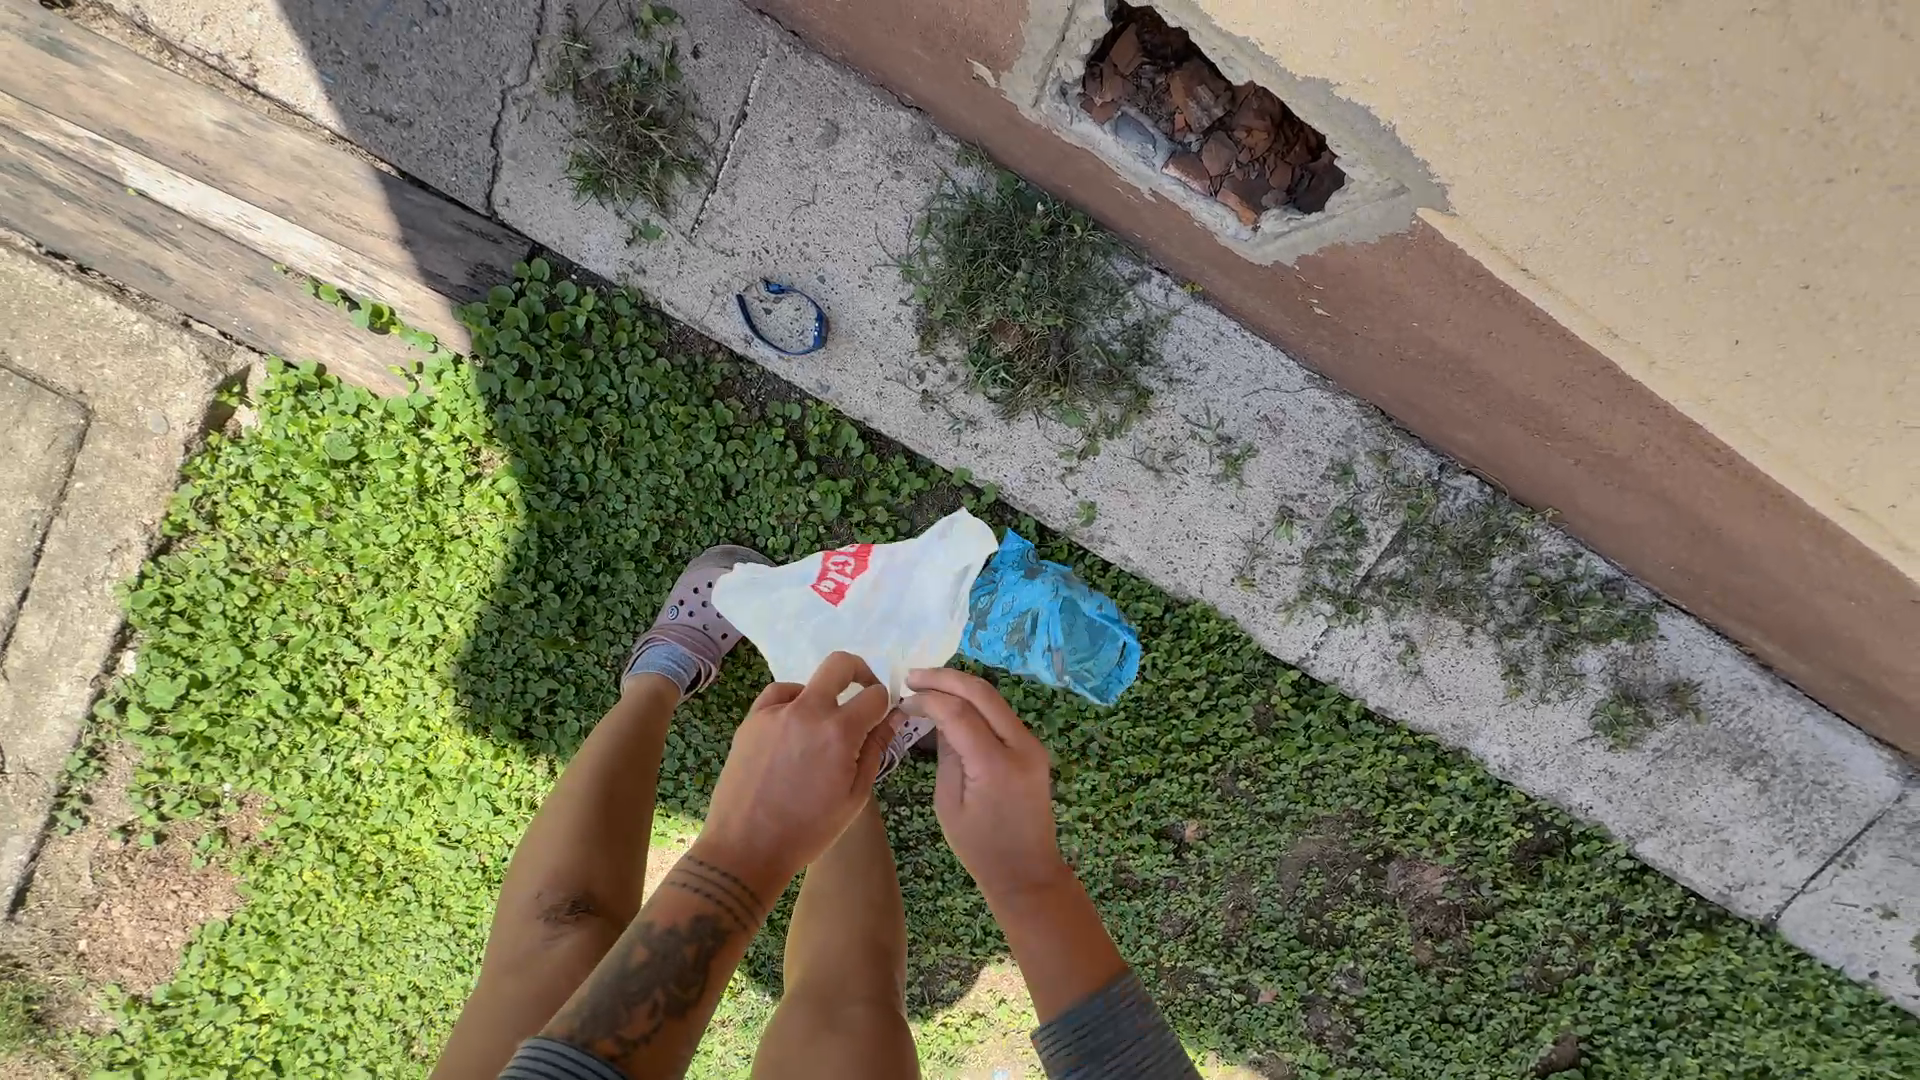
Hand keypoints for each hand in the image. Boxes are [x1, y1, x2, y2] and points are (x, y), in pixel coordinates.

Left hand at [696, 652, 897, 899]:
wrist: (746, 849)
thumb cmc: (809, 831)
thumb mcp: (855, 796)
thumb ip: (876, 749)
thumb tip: (893, 716)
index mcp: (839, 733)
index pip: (875, 695)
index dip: (884, 705)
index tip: (881, 717)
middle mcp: (808, 712)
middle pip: (841, 664)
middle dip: (860, 672)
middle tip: (863, 692)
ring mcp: (775, 713)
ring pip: (808, 682)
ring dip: (822, 698)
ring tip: (818, 733)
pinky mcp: (751, 720)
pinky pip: (778, 695)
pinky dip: (791, 703)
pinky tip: (794, 727)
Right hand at [905, 667, 1069, 903]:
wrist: (1028, 872)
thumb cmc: (980, 848)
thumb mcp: (948, 803)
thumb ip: (946, 753)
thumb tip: (937, 716)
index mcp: (996, 764)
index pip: (959, 713)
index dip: (928, 699)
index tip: (903, 699)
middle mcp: (1021, 745)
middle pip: (982, 693)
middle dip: (945, 679)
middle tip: (912, 676)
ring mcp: (1031, 744)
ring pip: (994, 698)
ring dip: (961, 686)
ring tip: (927, 684)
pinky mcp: (1032, 747)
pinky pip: (1000, 713)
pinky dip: (975, 702)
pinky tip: (952, 701)